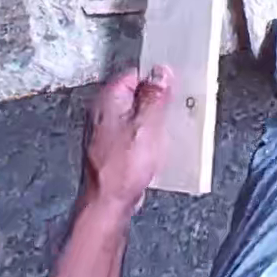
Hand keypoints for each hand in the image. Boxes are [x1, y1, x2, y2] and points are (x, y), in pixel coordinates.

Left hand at [80, 65, 173, 217]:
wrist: (107, 203)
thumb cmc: (123, 167)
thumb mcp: (148, 125)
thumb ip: (155, 96)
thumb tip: (161, 73)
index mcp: (109, 98)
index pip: (135, 74)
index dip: (156, 80)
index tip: (172, 89)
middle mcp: (103, 111)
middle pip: (135, 94)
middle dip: (155, 102)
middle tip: (172, 112)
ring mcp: (105, 130)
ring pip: (135, 115)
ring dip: (152, 122)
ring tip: (164, 133)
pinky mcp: (111, 148)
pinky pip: (133, 134)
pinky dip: (145, 138)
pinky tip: (155, 149)